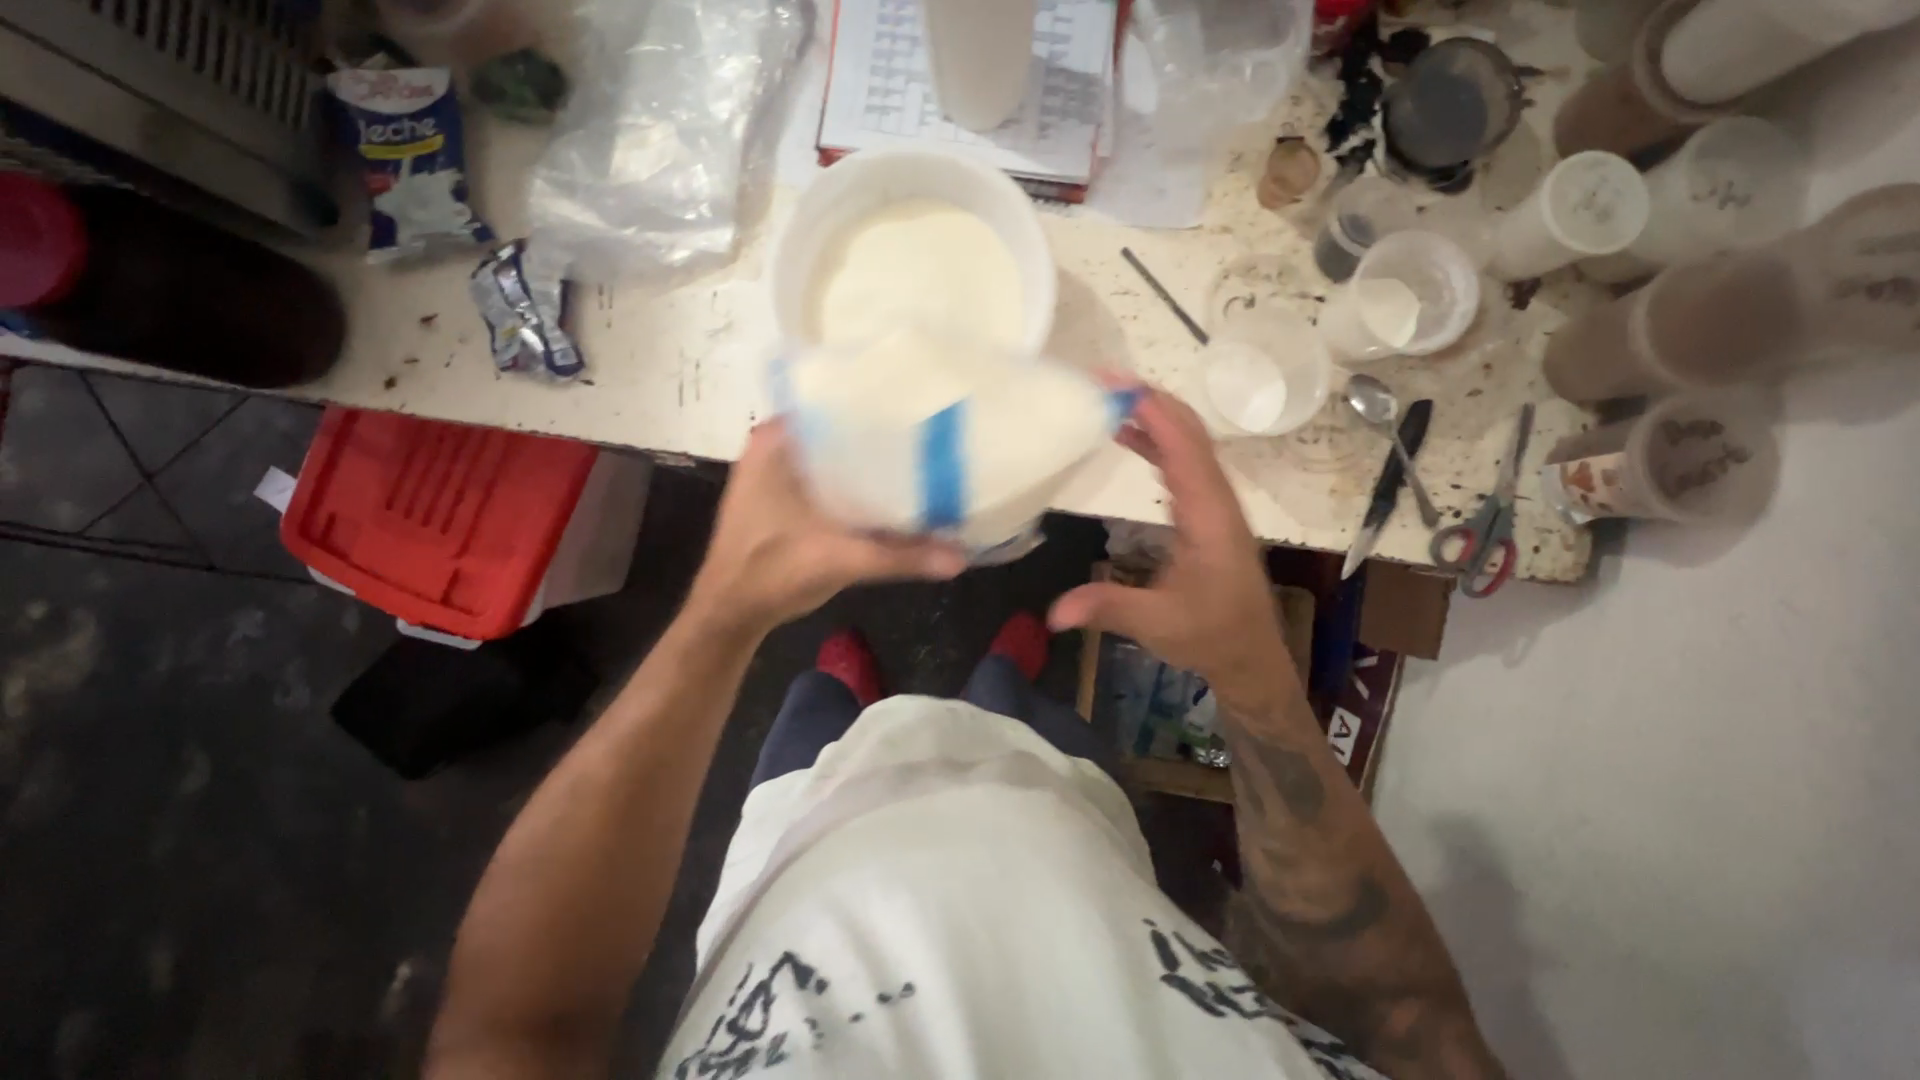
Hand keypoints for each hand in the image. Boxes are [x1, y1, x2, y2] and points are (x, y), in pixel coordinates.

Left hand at [687, 421, 966, 636]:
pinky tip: (893, 494)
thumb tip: (960, 557)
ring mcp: (778, 473)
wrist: (730, 614)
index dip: (879, 404)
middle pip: (840, 429)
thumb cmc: (770, 573)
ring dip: (871, 464)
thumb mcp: (841, 559)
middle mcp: (776, 447)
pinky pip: (830, 480)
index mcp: (777, 441)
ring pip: (836, 457)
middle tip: (934, 434)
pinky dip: (857, 487)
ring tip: (923, 459)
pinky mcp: (785, 499)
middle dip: (882, 436)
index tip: (923, 405)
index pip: (835, 401)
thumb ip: (901, 556)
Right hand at [1047, 387, 1291, 709]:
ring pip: (1187, 443)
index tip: (1112, 383)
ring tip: (1107, 397)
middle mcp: (1216, 499)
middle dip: (1148, 399)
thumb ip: (1108, 608)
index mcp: (1208, 515)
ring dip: (1152, 415)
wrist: (1250, 655)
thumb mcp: (1158, 624)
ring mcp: (1214, 503)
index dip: (1151, 409)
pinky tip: (1126, 437)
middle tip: (1100, 380)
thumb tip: (1053, 612)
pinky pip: (1182, 463)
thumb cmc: (1211, 636)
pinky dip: (1155, 442)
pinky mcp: (1206, 513)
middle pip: (1189, 431)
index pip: (1182, 446)